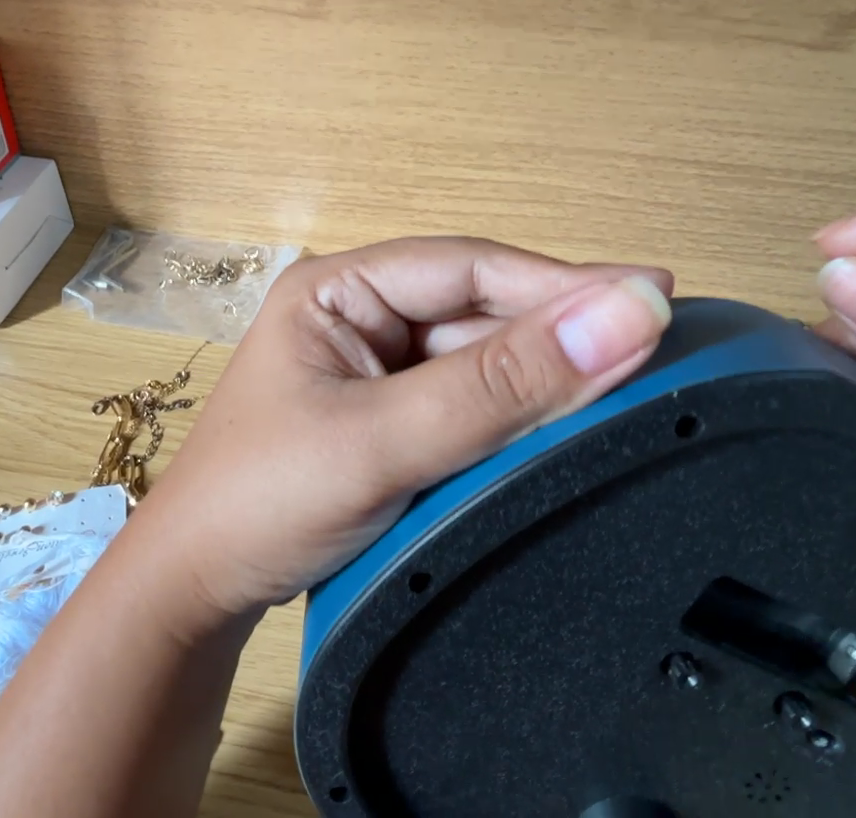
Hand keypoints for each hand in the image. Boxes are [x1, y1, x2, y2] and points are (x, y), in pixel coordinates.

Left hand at [127, 237, 673, 619]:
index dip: (561, 282)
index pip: (468, 267)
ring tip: (626, 387)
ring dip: (540, 377)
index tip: (653, 299)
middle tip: (657, 351)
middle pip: (479, 310)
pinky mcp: (385, 416)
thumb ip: (499, 386)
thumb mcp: (384, 440)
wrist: (197, 588)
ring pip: (478, 358)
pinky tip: (559, 425)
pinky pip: (465, 403)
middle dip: (556, 333)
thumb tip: (623, 315)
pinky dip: (511, 416)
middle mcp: (357, 317)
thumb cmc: (260, 502)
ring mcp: (372, 369)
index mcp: (337, 290)